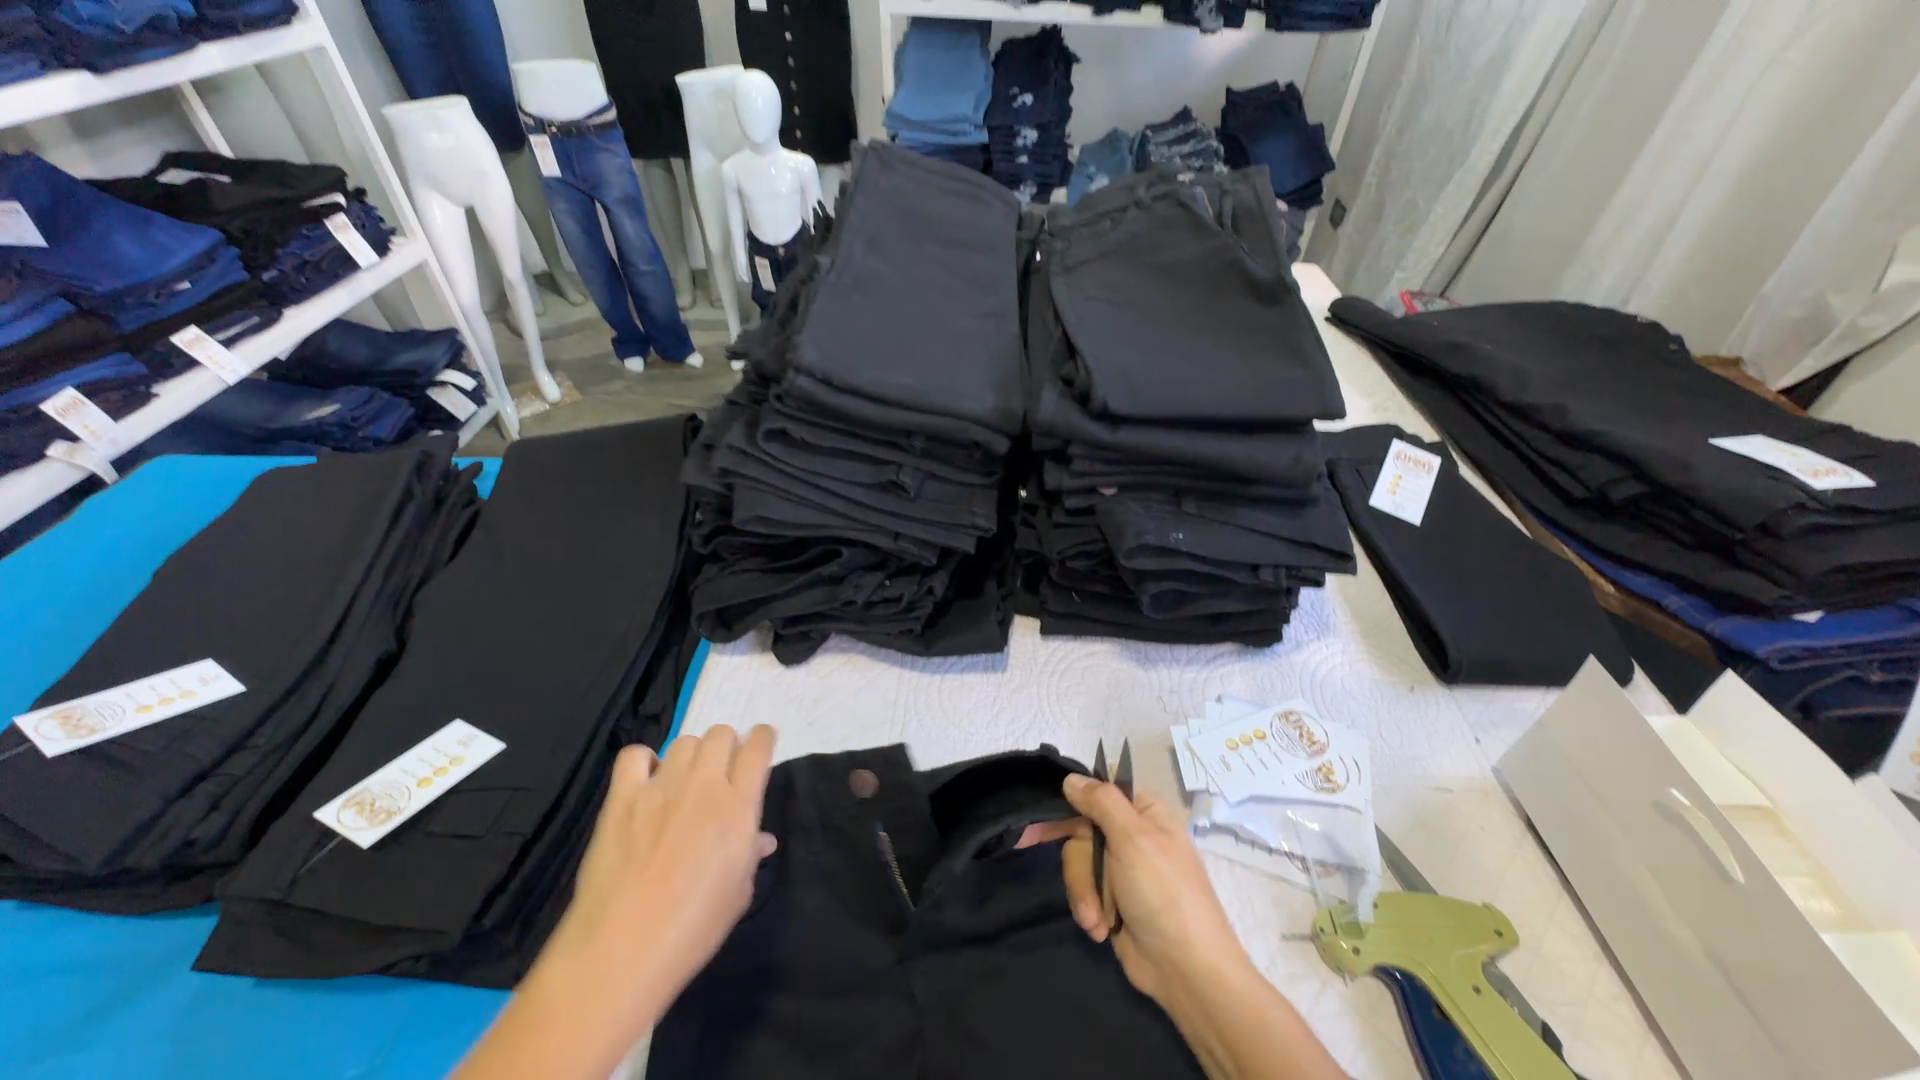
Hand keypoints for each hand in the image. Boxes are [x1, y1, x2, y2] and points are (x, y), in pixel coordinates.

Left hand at [532, 725, 777, 1026]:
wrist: (624, 945)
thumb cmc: (694, 927)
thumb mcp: (738, 894)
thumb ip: (750, 856)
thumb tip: (761, 839)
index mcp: (738, 808)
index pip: (757, 750)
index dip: (763, 738)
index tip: (762, 740)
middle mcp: (704, 787)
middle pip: (720, 735)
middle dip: (727, 745)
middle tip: (723, 768)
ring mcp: (660, 788)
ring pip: (684, 742)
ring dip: (693, 754)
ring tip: (687, 777)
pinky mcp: (622, 798)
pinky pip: (634, 756)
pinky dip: (645, 760)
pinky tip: (647, 780)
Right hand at [1059, 773, 1249, 1005]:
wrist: (1184, 968)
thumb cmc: (1164, 894)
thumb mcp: (1133, 840)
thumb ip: (1101, 802)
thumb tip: (1071, 778)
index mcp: (1145, 812)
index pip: (1100, 788)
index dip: (1074, 799)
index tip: (1045, 814)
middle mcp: (1132, 834)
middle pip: (1080, 829)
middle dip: (1079, 864)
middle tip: (1065, 872)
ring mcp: (1121, 868)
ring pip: (1077, 863)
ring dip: (1084, 893)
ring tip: (1098, 920)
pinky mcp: (1112, 898)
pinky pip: (1083, 890)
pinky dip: (1089, 909)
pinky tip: (1101, 928)